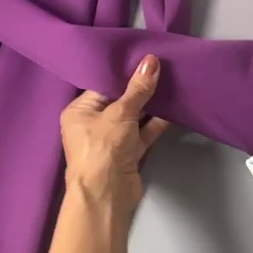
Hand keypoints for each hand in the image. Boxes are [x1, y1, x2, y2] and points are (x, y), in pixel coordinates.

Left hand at [60, 54, 170, 222]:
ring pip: (134, 117)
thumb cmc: (103, 147)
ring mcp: (111, 141)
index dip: (124, 73)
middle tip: (162, 67)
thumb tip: (151, 60)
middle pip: (120, 101)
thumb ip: (138, 88)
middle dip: (140, 88)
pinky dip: (156, 122)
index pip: (103, 86)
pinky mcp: (128, 153)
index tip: (145, 58)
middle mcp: (92, 124)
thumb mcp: (121, 112)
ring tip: (172, 82)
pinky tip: (173, 107)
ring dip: (151, 105)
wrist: (107, 194)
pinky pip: (143, 132)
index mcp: (79, 111)